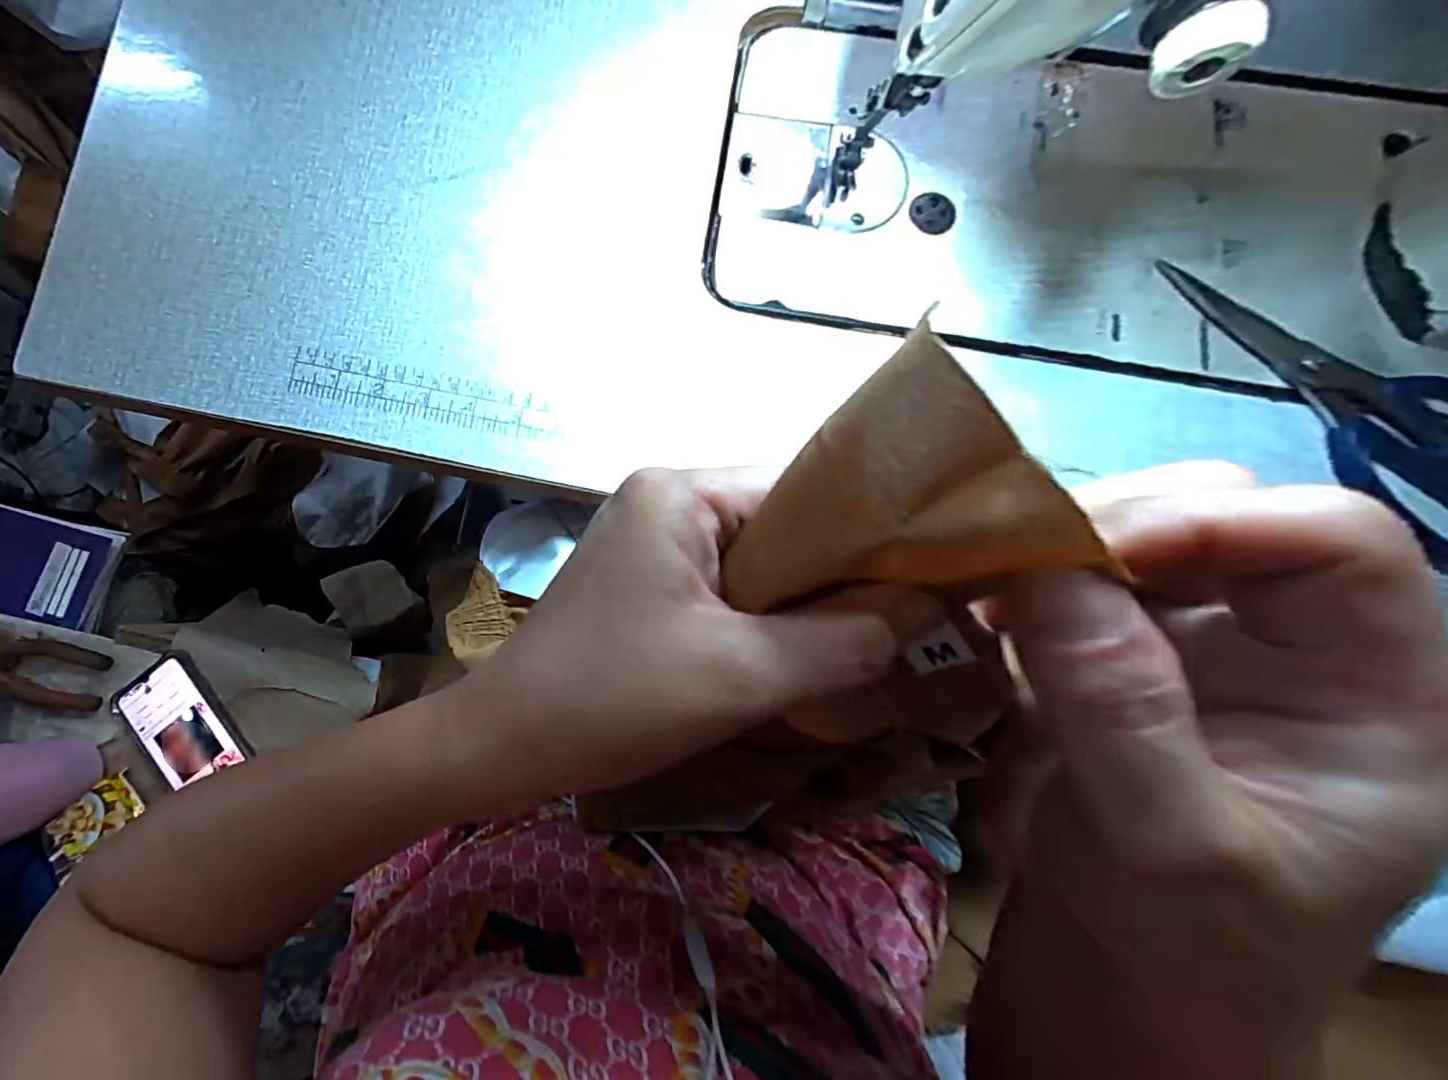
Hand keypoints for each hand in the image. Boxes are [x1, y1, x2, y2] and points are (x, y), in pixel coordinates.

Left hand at [444, 467, 937, 812]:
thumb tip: (928, 606)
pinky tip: (795, 660)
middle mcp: (663, 502)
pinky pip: (721, 592)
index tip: (942, 579)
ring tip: (867, 649)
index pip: (808, 489)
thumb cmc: (614, 697)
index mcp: (681, 493)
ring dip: (803, 607)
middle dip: (841, 578)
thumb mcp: (742, 672)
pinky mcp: (640, 586)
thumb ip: (846, 637)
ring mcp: (647, 545)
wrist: (505, 740)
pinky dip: (760, 623)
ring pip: (755, 565)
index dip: (877, 532)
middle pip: (782, 526)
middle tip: (914, 627)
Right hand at [971, 464, 1447, 1078]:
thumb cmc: (1183, 939)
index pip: (1333, 543)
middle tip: (1013, 562)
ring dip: (1054, 544)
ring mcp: (1182, 649)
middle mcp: (1279, 648)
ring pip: (1134, 536)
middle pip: (1222, 513)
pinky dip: (1014, 576)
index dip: (1215, 524)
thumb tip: (1046, 578)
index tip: (1085, 559)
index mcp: (1364, 691)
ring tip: (981, 580)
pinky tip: (972, 602)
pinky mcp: (1101, 659)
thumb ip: (1119, 707)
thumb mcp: (1165, 840)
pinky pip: (1063, 583)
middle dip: (1114, 521)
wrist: (1118, 979)